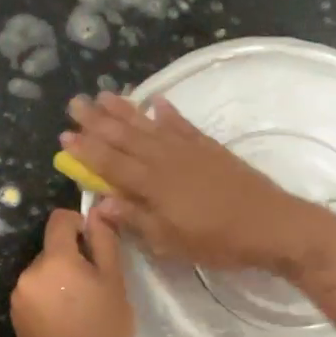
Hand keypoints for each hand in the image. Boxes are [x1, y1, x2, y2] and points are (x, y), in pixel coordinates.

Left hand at [10, 209, 134, 336]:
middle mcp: (29, 272)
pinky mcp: (14, 318)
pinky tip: (65, 323)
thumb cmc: (104, 329)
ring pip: (43, 274)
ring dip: (58, 282)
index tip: (94, 246)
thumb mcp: (114, 281)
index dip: (78, 225)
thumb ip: (104, 240)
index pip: (59, 220)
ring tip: (79, 309)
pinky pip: (34, 296)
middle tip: (93, 287)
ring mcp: (18, 297)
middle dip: (70, 260)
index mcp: (54, 259)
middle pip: (51, 250)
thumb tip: (97, 210)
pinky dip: (48, 301)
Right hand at [61, 92, 322, 269]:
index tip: (64, 136)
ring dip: (125, 109)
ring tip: (104, 94)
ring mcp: (188, 149)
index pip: (109, 162)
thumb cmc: (217, 241)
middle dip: (97, 120)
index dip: (85, 150)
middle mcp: (165, 159)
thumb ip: (135, 219)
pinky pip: (181, 124)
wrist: (271, 224)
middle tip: (75, 103)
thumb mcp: (170, 241)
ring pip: (149, 125)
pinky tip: (156, 102)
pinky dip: (167, 112)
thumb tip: (101, 204)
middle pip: (124, 136)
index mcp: (151, 184)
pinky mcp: (209, 148)